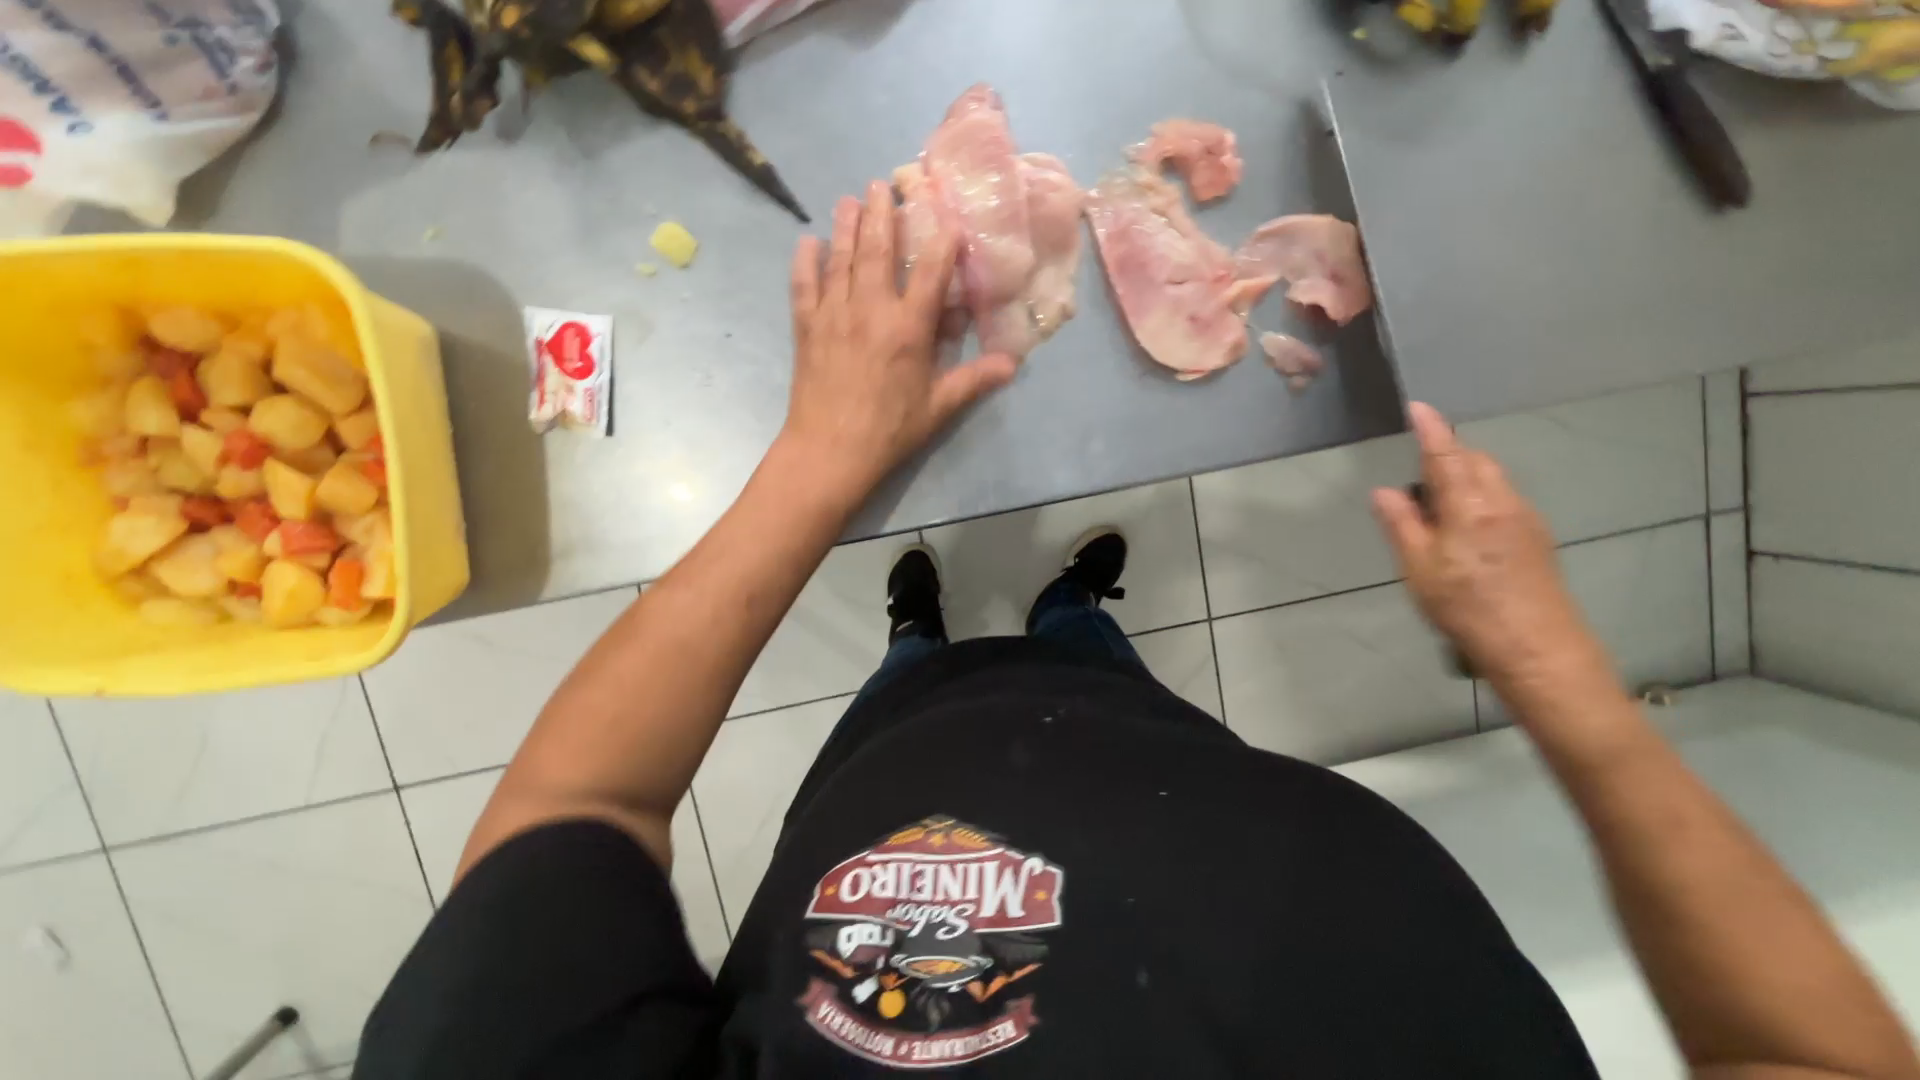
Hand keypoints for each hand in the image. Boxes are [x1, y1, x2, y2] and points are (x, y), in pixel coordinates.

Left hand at [780, 181, 1017, 495]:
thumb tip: (1013, 365)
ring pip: (840, 259)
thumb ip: (973, 380)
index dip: (942, 240)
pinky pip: (804, 286)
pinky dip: (805, 261)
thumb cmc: (889, 430)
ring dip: (846, 225)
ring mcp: (834, 315)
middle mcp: (870, 310)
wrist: (829, 450)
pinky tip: (807, 242)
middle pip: (877, 250)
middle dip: (881, 214)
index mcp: (908, 327)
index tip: (947, 214)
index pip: (930, 271)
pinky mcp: (806, 328)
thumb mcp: (938, 407)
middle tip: (882, 185)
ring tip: (850, 199)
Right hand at [1371, 403, 1603, 691]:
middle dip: (1449, 451)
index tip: (1419, 407)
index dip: (1432, 429)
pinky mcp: (1537, 539)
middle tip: (1420, 460)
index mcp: (1471, 505)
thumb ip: (1402, 525)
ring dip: (1466, 473)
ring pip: (1493, 479)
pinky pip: (1504, 499)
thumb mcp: (1420, 569)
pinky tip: (1466, 524)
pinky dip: (1481, 495)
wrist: (1537, 648)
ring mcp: (1526, 519)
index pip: (1447, 454)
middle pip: (1476, 460)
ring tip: (1437, 496)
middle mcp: (1504, 502)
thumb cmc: (1467, 607)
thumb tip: (1385, 491)